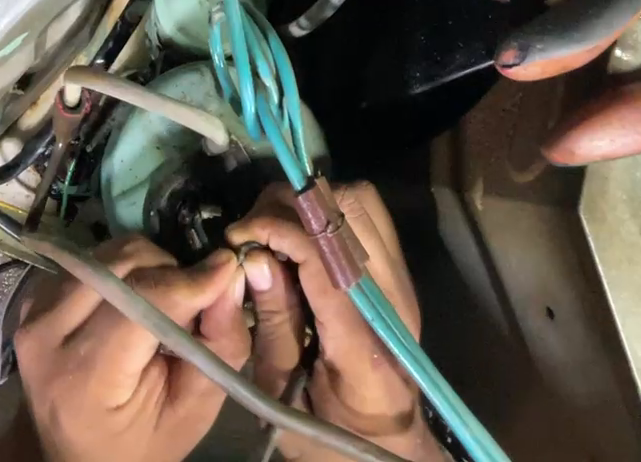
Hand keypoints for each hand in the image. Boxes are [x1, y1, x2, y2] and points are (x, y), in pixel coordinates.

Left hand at [13, 237, 248, 461]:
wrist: (78, 454)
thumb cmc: (141, 440)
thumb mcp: (194, 409)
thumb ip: (219, 343)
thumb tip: (229, 271)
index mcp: (83, 380)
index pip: (140, 303)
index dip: (189, 281)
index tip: (226, 268)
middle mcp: (46, 336)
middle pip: (123, 265)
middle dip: (170, 271)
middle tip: (190, 301)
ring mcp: (33, 311)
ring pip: (108, 253)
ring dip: (147, 265)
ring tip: (161, 302)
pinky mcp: (33, 295)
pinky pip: (91, 257)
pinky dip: (122, 268)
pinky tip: (132, 298)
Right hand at [226, 181, 445, 461]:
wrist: (385, 446)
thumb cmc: (327, 432)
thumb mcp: (283, 392)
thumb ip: (273, 324)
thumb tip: (253, 256)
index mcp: (363, 346)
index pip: (326, 260)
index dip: (278, 231)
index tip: (239, 234)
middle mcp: (392, 303)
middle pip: (347, 214)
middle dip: (288, 208)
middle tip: (251, 229)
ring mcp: (401, 284)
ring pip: (359, 202)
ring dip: (308, 203)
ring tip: (272, 227)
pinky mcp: (398, 274)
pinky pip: (366, 213)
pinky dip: (326, 209)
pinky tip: (299, 233)